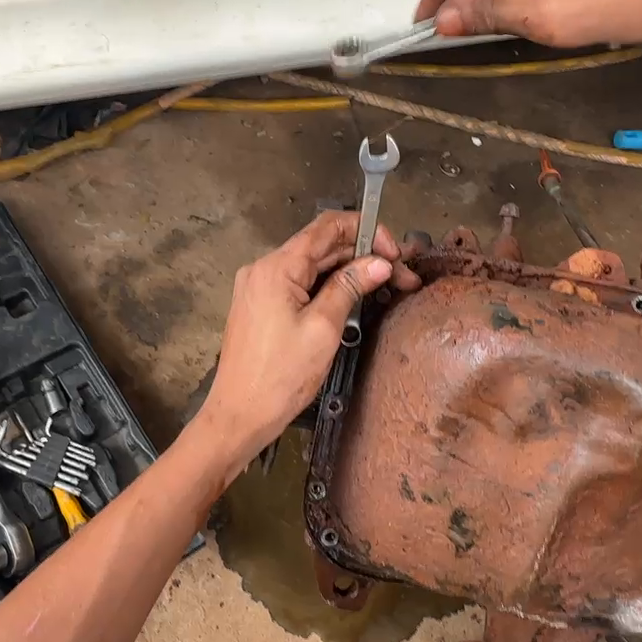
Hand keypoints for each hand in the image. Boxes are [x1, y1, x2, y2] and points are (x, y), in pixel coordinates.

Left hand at [198, 212, 420, 460]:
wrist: (240, 414)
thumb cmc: (281, 376)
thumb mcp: (324, 328)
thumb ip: (350, 287)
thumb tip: (380, 263)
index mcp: (276, 268)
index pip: (326, 227)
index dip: (365, 230)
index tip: (393, 252)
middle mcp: (263, 269)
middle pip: (321, 247)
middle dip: (363, 256)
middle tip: (401, 276)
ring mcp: (259, 287)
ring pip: (312, 267)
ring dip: (348, 273)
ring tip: (385, 287)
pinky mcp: (261, 306)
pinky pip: (299, 285)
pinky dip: (327, 287)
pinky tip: (353, 298)